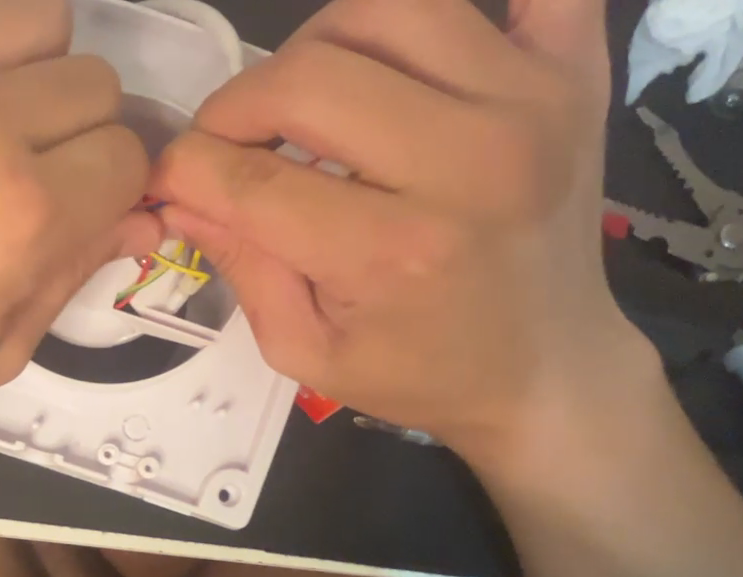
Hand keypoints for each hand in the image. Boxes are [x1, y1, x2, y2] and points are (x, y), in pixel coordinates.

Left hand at [0, 0, 159, 440]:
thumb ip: (71, 278)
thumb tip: (136, 221)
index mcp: (21, 216)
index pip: (128, 157)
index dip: (110, 191)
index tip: (76, 208)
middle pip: (94, 84)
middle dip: (75, 136)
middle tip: (18, 179)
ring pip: (38, 20)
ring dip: (26, 73)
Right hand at [151, 0, 650, 463]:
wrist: (545, 368)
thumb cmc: (415, 373)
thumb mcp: (303, 350)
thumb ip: (242, 267)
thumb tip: (178, 194)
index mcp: (389, 251)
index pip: (252, 178)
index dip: (185, 168)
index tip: (166, 178)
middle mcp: (466, 160)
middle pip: (308, 75)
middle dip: (235, 104)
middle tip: (225, 142)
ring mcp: (531, 101)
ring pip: (388, 7)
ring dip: (315, 46)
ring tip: (303, 100)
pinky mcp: (576, 69)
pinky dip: (451, 5)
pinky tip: (407, 55)